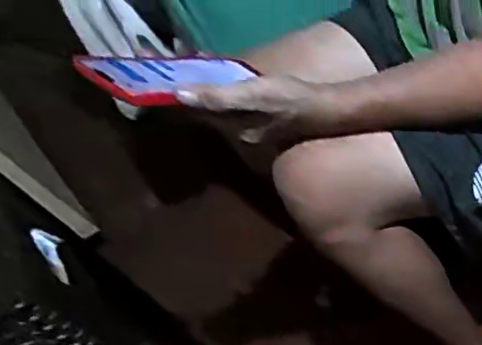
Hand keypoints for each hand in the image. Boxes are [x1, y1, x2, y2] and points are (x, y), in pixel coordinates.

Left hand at [176, 75, 344, 143]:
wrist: (324, 111)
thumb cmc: (290, 100)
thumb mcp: (253, 95)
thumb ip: (219, 98)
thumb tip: (180, 96)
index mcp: (236, 132)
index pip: (196, 113)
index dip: (177, 95)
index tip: (157, 79)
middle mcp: (241, 140)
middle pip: (205, 114)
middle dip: (188, 95)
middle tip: (170, 68)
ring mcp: (252, 137)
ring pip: (216, 114)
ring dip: (202, 96)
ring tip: (186, 73)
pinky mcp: (260, 130)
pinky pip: (229, 113)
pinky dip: (218, 100)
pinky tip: (214, 89)